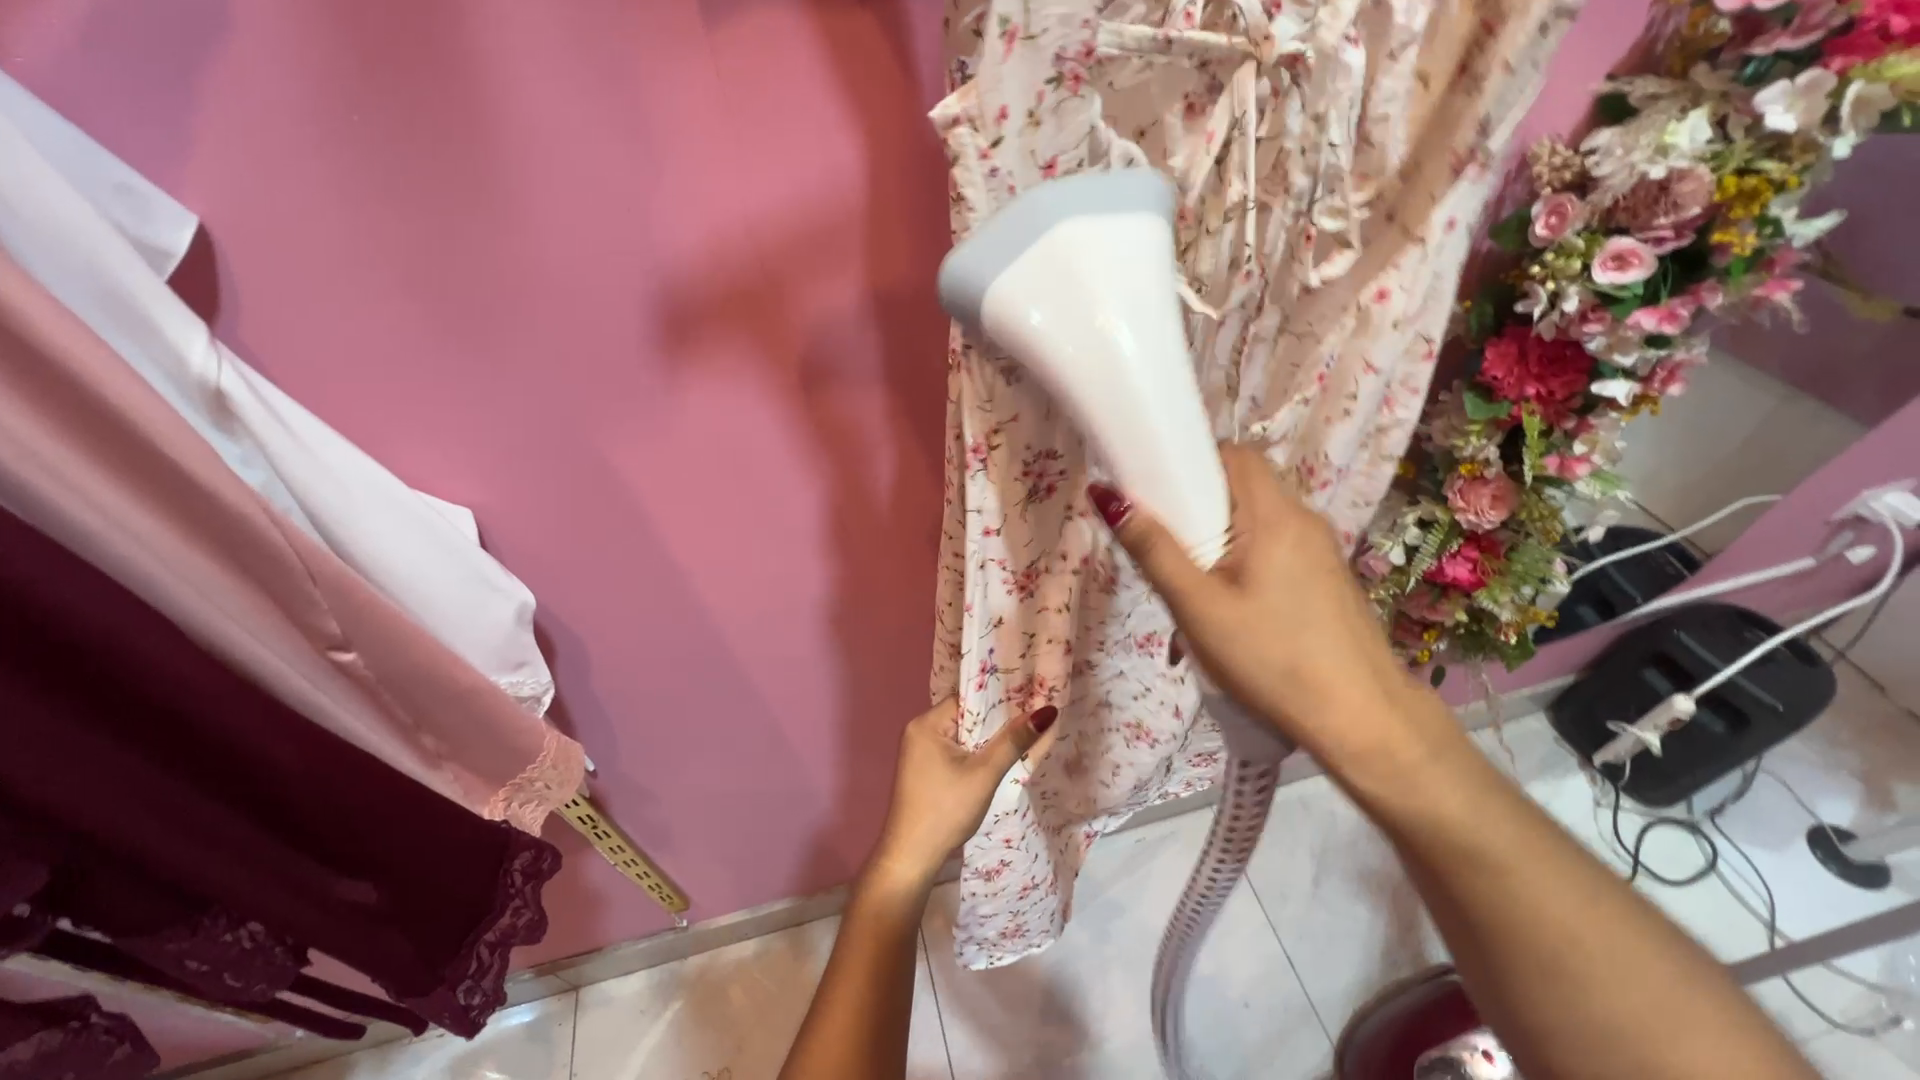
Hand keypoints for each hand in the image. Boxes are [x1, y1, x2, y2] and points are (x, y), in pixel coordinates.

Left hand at [866, 697, 1058, 889]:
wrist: (912, 857)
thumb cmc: (946, 810)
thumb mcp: (984, 774)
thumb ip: (1014, 740)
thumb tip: (1047, 710)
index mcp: (925, 724)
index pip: (968, 699)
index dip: (998, 700)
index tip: (1030, 700)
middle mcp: (918, 731)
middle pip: (965, 716)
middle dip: (996, 722)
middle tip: (1033, 718)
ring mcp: (919, 753)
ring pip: (962, 736)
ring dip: (987, 741)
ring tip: (1022, 737)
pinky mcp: (924, 771)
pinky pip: (955, 752)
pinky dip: (975, 755)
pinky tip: (997, 760)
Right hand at [1087, 444, 1449, 766]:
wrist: (1362, 721)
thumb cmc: (1272, 660)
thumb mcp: (1198, 608)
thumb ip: (1153, 550)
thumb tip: (1107, 495)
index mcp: (1275, 515)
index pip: (1233, 454)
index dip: (1191, 463)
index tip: (1157, 496)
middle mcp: (1304, 520)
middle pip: (1242, 488)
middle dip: (1197, 511)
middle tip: (1168, 555)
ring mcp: (1321, 551)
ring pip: (1256, 524)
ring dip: (1218, 544)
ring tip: (1193, 593)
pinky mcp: (1327, 580)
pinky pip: (1275, 552)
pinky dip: (1244, 565)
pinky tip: (1230, 614)